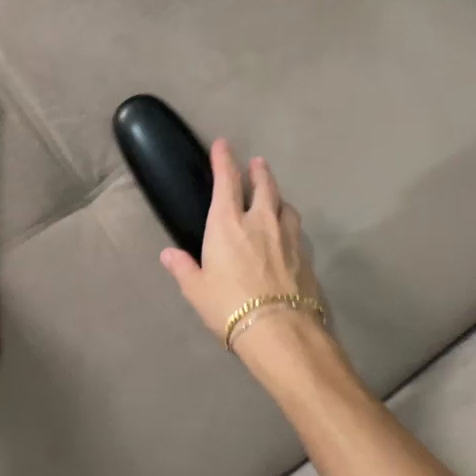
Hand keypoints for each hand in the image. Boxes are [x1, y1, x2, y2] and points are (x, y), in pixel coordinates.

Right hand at [159, 140, 324, 355]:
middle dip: (259, 171)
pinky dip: (290, 224)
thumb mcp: (196, 290)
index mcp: (227, 223)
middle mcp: (260, 221)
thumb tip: (169, 254)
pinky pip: (298, 230)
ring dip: (278, 196)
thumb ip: (184, 269)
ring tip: (275, 196)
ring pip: (285, 206)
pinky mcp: (306, 256)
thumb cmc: (229, 306)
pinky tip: (290, 232)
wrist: (280, 331)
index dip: (223, 160)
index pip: (226, 181)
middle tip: (257, 162)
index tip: (223, 144)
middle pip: (264, 186)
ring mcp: (288, 237)